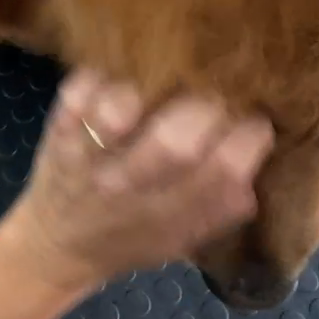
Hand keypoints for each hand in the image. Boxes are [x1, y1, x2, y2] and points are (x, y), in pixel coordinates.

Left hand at [0, 71, 274, 290]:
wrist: (57, 245)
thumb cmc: (129, 237)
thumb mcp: (184, 237)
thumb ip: (224, 204)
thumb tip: (262, 152)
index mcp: (171, 216)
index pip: (224, 172)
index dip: (248, 137)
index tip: (252, 118)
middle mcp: (129, 189)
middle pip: (175, 142)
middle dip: (204, 107)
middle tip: (209, 93)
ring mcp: (88, 159)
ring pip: (117, 113)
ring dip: (146, 89)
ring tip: (163, 78)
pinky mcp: (58, 133)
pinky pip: (75, 95)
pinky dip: (97, 77)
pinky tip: (115, 73)